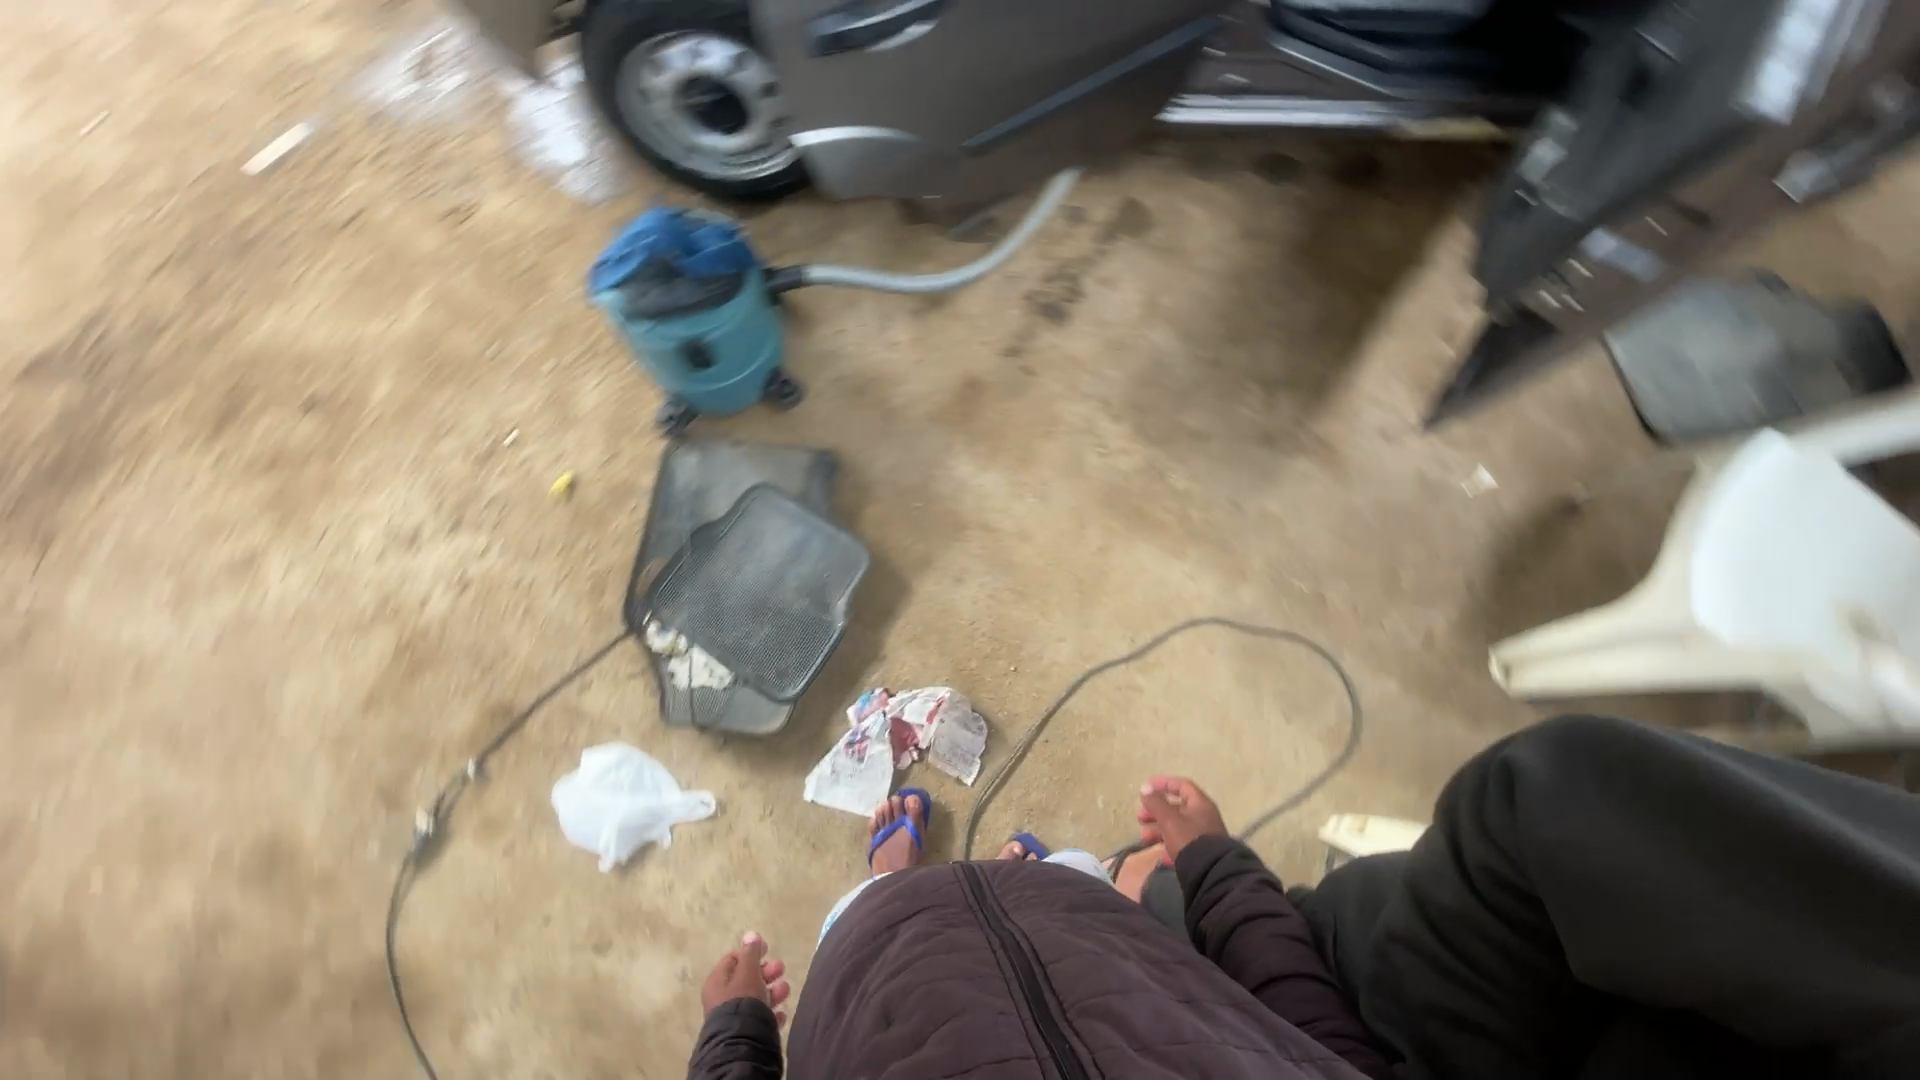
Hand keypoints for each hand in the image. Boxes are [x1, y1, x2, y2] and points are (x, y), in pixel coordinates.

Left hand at [700, 931, 791, 1026]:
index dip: (751, 951)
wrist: (742, 1042)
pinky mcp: (745, 1031)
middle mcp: (723, 997)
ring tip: (785, 990)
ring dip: (773, 991)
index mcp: (718, 980)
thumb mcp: (748, 971)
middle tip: (780, 969)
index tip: (768, 949)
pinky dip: (771, 1013)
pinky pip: (760, 1017)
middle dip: (767, 971)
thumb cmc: (742, 1000)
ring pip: (756, 997)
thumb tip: (751, 934)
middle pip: (747, 978)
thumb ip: (750, 953)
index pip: (733, 958)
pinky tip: (780, 1013)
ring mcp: (734, 1016)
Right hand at [1135, 776, 1227, 862]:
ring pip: (1177, 827)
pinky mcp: (1202, 854)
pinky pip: (1182, 845)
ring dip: (1159, 830)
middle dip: (1156, 811)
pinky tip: (1160, 856)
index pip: (1181, 785)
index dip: (1163, 784)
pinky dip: (1169, 847)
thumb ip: (1156, 803)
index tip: (1146, 789)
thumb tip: (1145, 788)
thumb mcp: (1169, 820)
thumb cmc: (1189, 840)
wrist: (1211, 874)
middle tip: (1140, 818)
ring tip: (1145, 838)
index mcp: (1199, 804)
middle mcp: (1204, 817)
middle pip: (1176, 808)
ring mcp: (1204, 836)